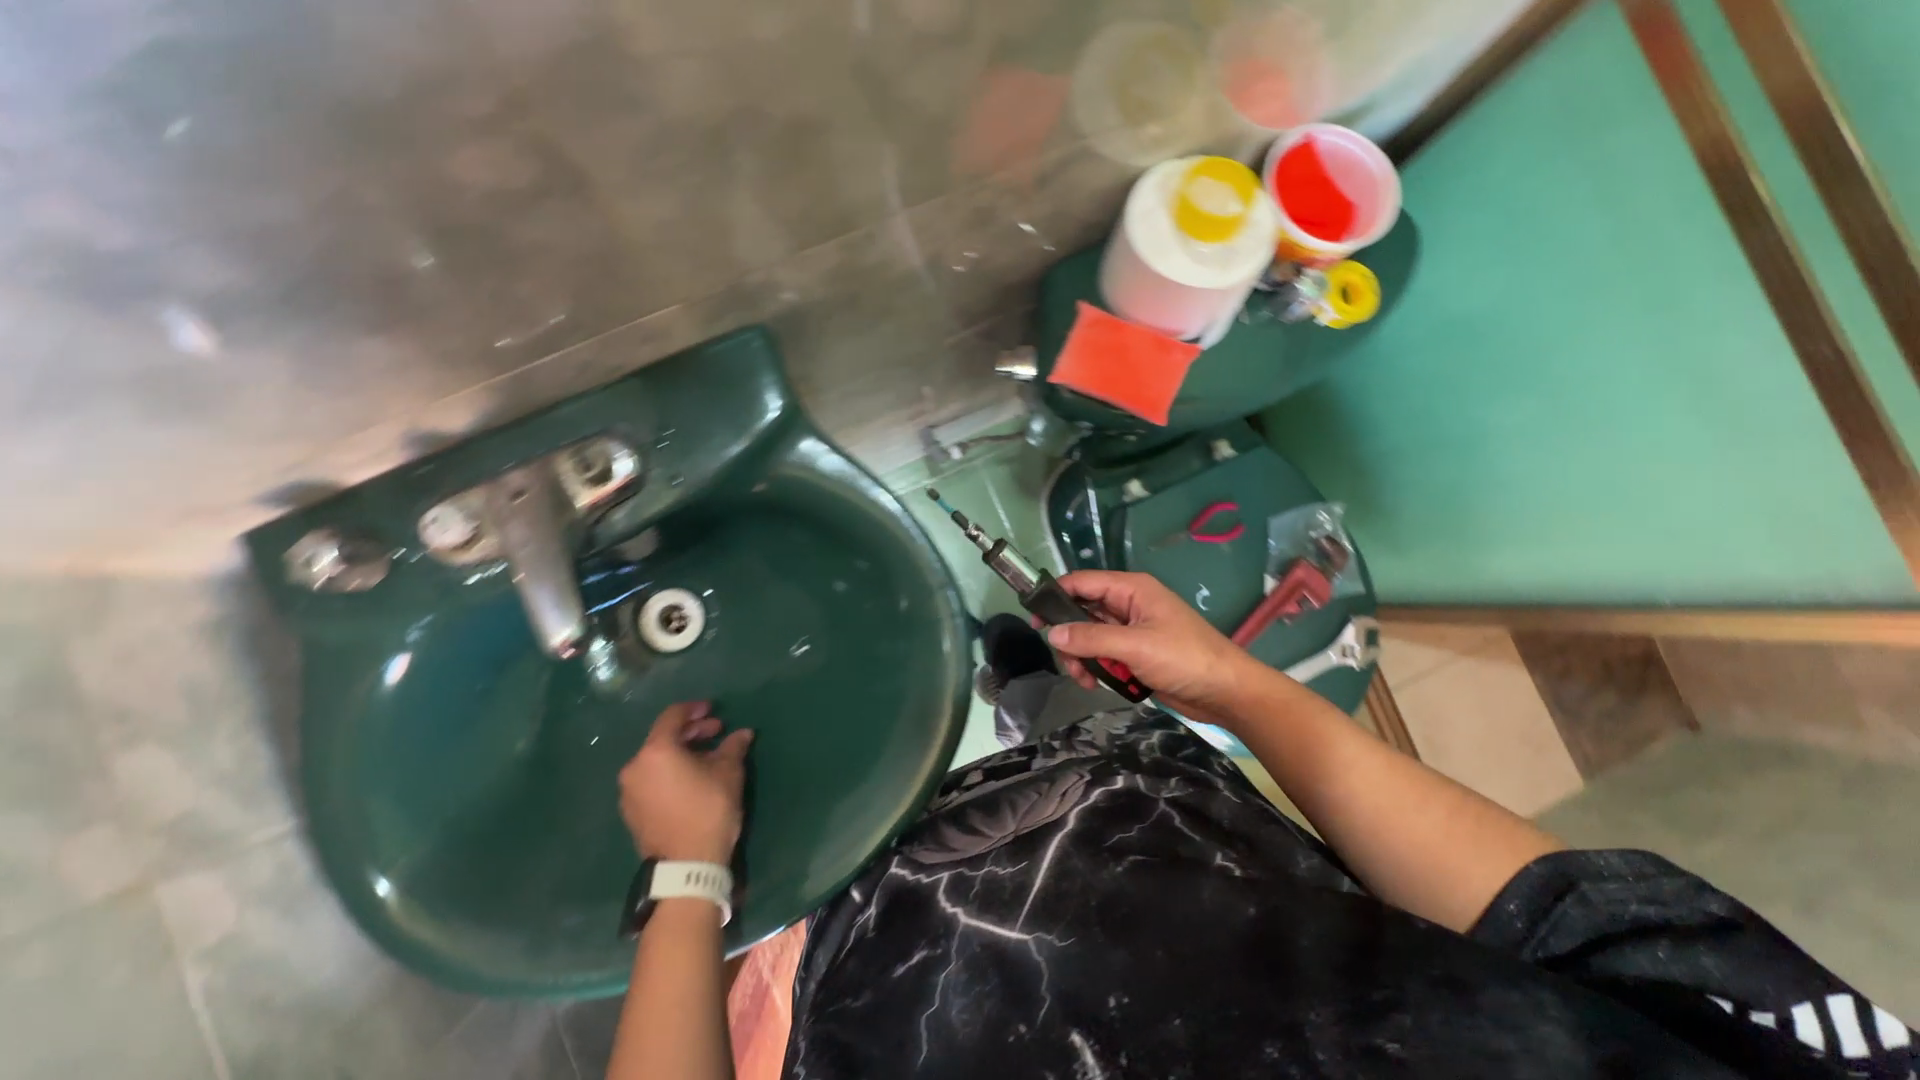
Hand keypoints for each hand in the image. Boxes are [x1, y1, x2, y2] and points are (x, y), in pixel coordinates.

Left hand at [619, 702, 752, 863]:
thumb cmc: (709, 811)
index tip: (713, 711)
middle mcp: (635, 767)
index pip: (672, 716)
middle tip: (717, 733)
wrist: (687, 866)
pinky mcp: (630, 812)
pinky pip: (650, 781)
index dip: (694, 709)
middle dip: (691, 733)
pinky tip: (689, 782)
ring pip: (655, 761)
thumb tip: (743, 734)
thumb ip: (733, 747)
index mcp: (656, 751)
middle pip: (662, 738)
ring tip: (706, 760)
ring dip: (680, 754)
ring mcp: (629, 791)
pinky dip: (668, 774)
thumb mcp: (729, 774)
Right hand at [1041, 570, 1260, 724]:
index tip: (1034, 619)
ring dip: (1083, 658)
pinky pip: (1105, 655)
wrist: (1225, 692)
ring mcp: (1134, 631)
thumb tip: (1051, 633)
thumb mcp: (1135, 646)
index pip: (1083, 582)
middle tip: (1068, 662)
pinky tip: (1099, 685)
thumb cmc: (1184, 659)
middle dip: (1070, 637)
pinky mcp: (1137, 655)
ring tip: (1086, 679)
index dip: (1056, 596)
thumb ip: (1091, 639)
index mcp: (1132, 589)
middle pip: (1083, 612)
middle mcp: (1130, 605)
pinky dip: (1098, 668)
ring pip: (1091, 637)